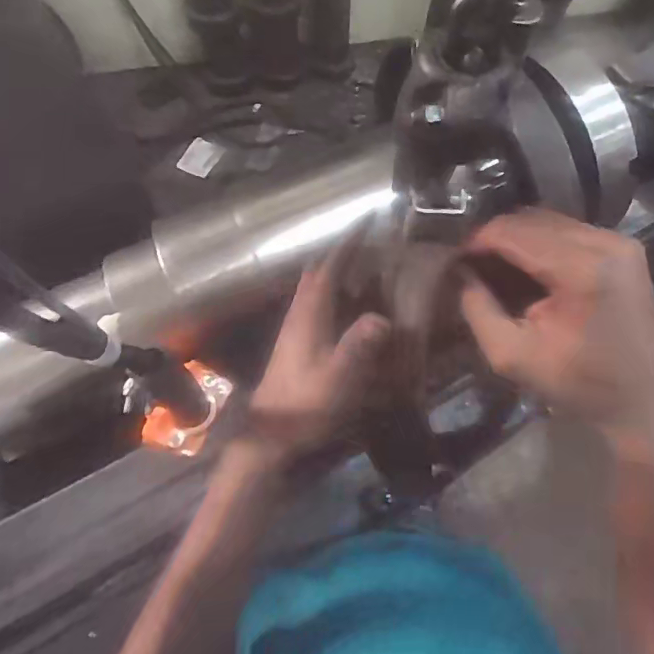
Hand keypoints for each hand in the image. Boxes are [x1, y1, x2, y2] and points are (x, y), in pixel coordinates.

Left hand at [247, 258, 389, 460]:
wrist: (270, 433)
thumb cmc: (305, 403)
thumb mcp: (338, 377)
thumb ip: (358, 346)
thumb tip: (383, 317)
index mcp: (309, 313)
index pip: (328, 266)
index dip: (347, 242)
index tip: (367, 220)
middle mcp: (299, 312)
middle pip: (319, 271)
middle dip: (343, 251)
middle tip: (372, 241)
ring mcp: (295, 326)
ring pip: (316, 286)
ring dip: (338, 270)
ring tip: (368, 266)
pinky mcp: (296, 341)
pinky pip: (317, 302)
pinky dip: (335, 291)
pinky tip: (351, 304)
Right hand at [460, 209, 653, 450]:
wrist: (647, 402)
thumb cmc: (582, 385)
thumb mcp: (514, 357)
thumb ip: (478, 311)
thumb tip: (462, 274)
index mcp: (582, 269)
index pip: (514, 232)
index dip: (479, 241)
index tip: (456, 260)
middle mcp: (604, 243)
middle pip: (531, 220)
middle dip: (496, 238)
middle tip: (472, 264)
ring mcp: (619, 241)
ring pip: (549, 220)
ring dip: (518, 238)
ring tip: (495, 264)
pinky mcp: (624, 247)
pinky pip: (568, 230)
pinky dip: (541, 242)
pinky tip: (528, 266)